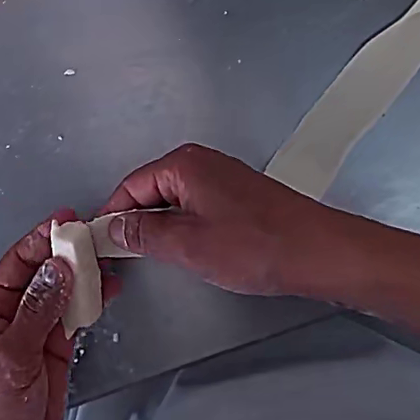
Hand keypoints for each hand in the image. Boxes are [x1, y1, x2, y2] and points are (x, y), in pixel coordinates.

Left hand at [0, 211, 115, 419]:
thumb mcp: (11, 358)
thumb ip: (37, 311)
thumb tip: (57, 269)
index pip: (19, 260)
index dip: (42, 238)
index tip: (66, 222)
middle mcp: (14, 311)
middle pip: (45, 269)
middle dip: (68, 252)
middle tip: (94, 238)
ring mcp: (38, 327)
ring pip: (64, 288)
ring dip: (84, 274)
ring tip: (107, 260)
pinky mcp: (57, 345)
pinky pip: (76, 312)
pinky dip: (92, 299)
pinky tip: (106, 289)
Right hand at [99, 143, 366, 296]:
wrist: (319, 252)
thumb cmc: (259, 245)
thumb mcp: (187, 245)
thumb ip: (143, 233)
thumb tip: (114, 227)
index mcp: (183, 165)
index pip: (130, 186)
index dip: (112, 216)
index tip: (101, 243)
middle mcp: (200, 161)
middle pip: (150, 190)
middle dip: (137, 222)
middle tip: (127, 256)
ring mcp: (220, 175)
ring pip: (173, 200)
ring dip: (162, 227)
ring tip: (162, 258)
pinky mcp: (235, 193)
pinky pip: (194, 205)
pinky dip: (184, 226)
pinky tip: (192, 250)